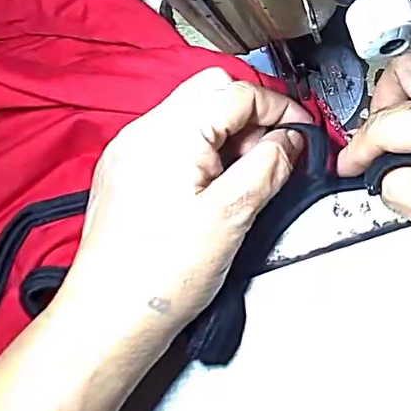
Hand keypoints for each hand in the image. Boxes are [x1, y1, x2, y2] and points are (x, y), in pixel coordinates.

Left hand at [57, 67, 310, 348]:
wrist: (109, 319)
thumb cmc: (157, 278)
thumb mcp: (232, 216)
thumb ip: (269, 167)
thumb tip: (292, 140)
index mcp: (169, 134)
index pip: (237, 92)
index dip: (279, 108)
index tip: (301, 132)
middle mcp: (144, 133)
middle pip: (213, 91)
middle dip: (253, 114)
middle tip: (274, 152)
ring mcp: (132, 151)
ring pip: (195, 113)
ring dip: (230, 133)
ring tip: (246, 177)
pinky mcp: (128, 172)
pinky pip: (176, 139)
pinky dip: (206, 149)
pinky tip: (217, 186)